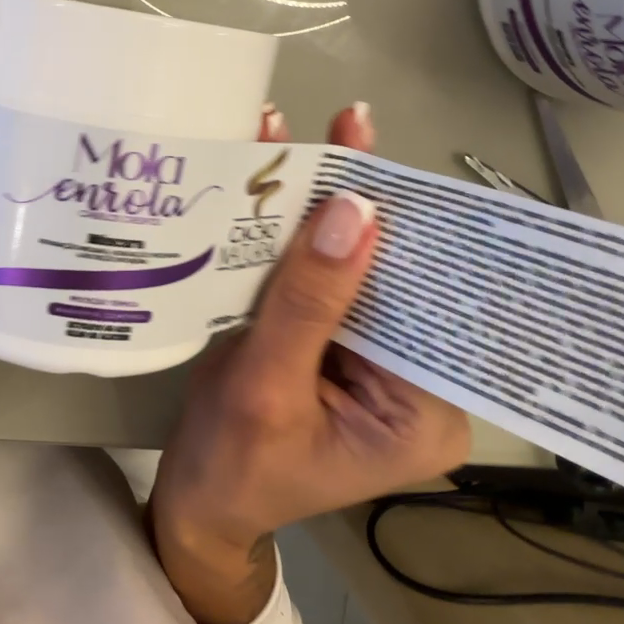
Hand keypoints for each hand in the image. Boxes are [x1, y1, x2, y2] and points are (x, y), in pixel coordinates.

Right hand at [150, 105, 468, 623]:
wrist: (192, 502)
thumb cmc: (232, 464)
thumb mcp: (267, 386)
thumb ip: (309, 302)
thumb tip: (355, 209)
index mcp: (426, 410)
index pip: (431, 301)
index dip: (407, 227)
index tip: (381, 156)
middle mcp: (413, 380)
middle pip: (396, 276)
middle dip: (364, 203)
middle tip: (347, 121)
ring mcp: (370, 358)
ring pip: (357, 267)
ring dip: (330, 204)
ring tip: (320, 128)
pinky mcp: (333, 342)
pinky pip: (324, 278)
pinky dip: (300, 231)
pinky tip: (286, 172)